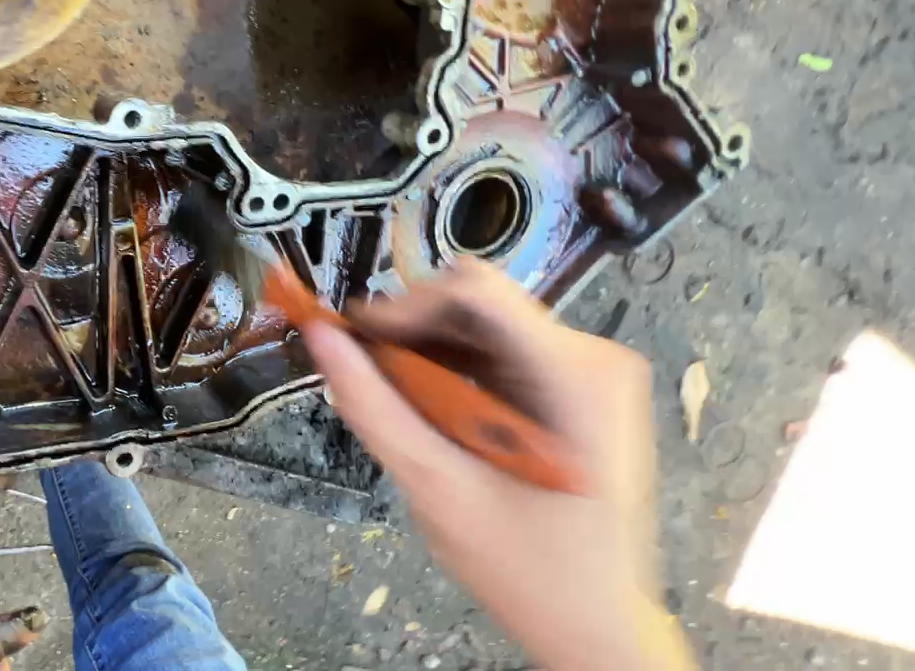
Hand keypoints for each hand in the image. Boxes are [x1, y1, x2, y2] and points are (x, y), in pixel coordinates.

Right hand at [302, 259, 695, 670]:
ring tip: (397, 398)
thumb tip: (318, 335)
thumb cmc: (528, 570)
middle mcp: (589, 357)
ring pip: (472, 319)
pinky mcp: (568, 381)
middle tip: (368, 374)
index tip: (360, 340)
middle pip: (471, 301)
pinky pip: (486, 343)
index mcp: (575, 377)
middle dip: (408, 332)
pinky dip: (443, 364)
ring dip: (421, 349)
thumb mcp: (435, 488)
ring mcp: (583, 368)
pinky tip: (427, 406)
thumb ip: (372, 406)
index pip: (474, 290)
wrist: (595, 624)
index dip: (404, 304)